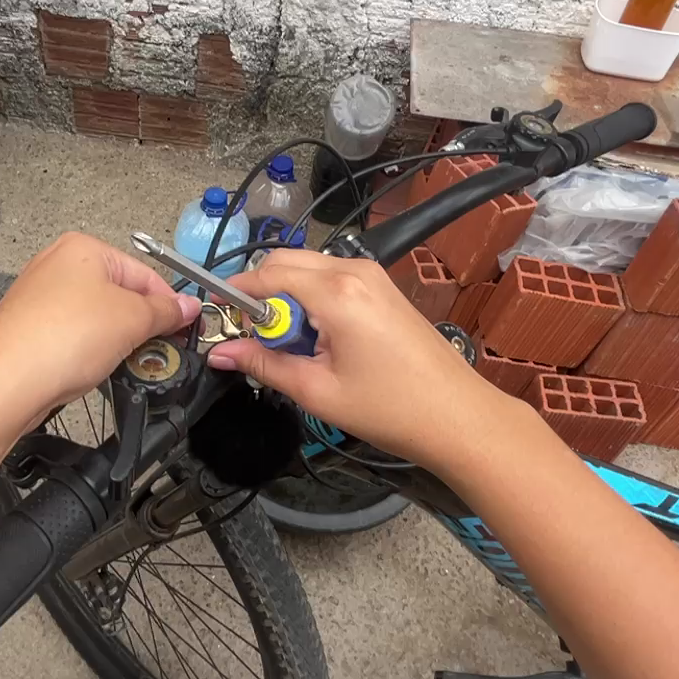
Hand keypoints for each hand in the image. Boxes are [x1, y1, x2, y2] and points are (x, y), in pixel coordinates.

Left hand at [0, 233, 197, 415]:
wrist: (4, 383)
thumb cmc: (64, 338)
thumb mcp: (132, 320)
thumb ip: (165, 311)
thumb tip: (188, 306)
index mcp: (84, 248)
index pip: (145, 274)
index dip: (170, 304)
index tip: (188, 329)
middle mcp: (58, 264)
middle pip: (121, 293)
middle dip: (143, 324)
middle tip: (160, 351)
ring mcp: (40, 297)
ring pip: (99, 316)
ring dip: (118, 340)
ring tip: (125, 362)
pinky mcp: (30, 328)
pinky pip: (75, 334)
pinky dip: (91, 350)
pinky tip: (94, 368)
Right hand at [204, 250, 519, 466]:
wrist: (458, 417)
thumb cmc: (388, 408)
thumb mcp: (316, 390)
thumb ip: (263, 364)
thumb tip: (221, 352)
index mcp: (337, 292)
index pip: (268, 273)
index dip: (237, 293)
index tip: (220, 319)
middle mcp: (353, 270)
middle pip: (286, 261)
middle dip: (261, 293)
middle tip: (257, 338)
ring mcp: (372, 275)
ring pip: (308, 268)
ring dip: (287, 297)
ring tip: (292, 346)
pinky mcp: (381, 287)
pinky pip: (330, 278)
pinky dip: (311, 298)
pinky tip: (319, 339)